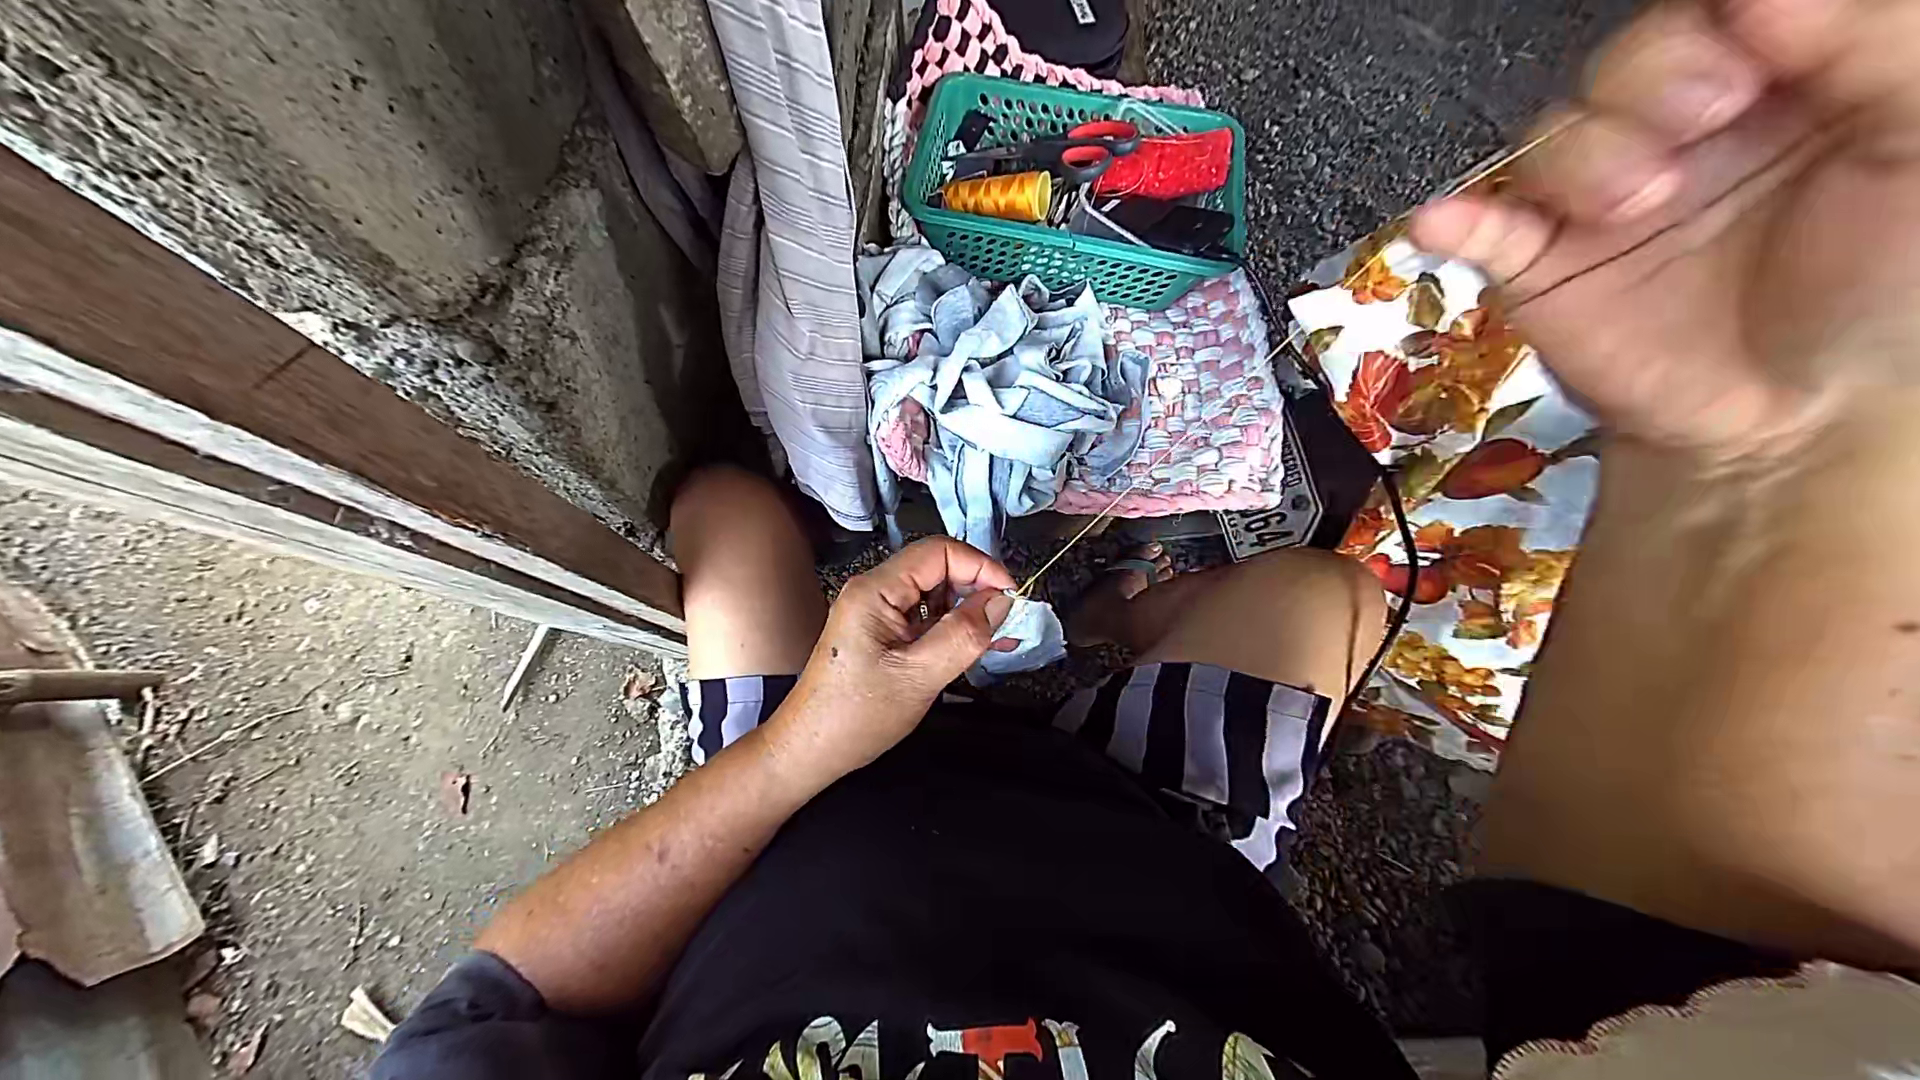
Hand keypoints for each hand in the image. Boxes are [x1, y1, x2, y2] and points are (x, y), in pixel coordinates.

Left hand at [764, 537, 1015, 781]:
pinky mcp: (880, 630)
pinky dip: (951, 625)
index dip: (981, 567)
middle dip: (977, 588)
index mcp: (875, 590)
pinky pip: (923, 615)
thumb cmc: (856, 716)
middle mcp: (873, 590)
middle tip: (1007, 620)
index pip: (939, 552)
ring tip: (997, 635)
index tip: (1011, 596)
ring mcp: (876, 610)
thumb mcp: (919, 677)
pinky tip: (974, 644)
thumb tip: (1000, 603)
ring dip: (967, 608)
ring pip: (934, 592)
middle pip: (937, 568)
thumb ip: (963, 636)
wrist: (810, 749)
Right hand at [1411, 0, 1919, 462]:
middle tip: (1705, 116)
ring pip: (1550, 140)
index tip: (1763, 35)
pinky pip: (1480, 233)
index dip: (1724, 18)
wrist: (1786, 407)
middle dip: (1655, 75)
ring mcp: (1594, 204)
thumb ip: (1872, 48)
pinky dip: (1452, 225)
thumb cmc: (1887, 275)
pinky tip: (1437, 222)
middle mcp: (1679, 132)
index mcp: (1786, 80)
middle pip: (1625, 61)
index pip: (1725, 15)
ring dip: (1581, 160)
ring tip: (1633, 207)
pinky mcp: (1536, 267)